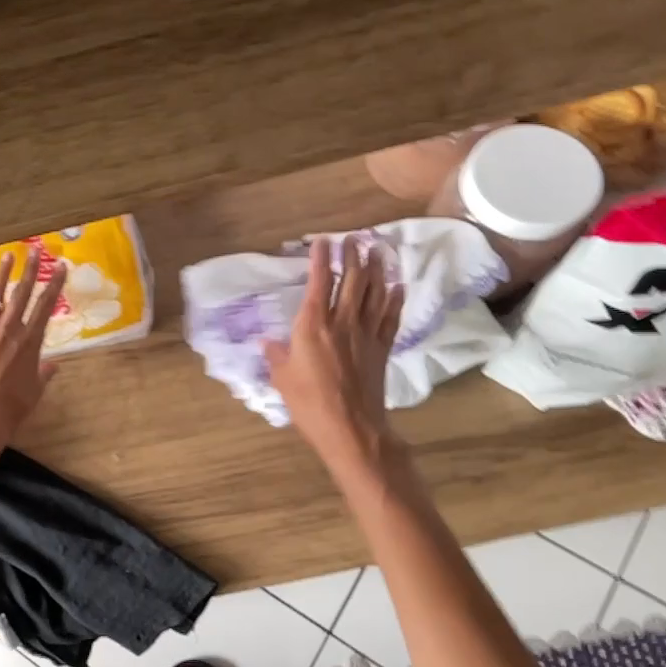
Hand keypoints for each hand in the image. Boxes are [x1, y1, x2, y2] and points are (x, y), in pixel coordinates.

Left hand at [0, 250, 66, 440]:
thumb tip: (53, 366)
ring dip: (3, 275)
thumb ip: (44, 374)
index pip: (46, 306)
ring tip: (9, 255)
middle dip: (31, 270)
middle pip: (22, 294)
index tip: (62, 267)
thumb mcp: (36, 390)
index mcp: (30, 341)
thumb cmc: (13, 406)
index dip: (55, 285)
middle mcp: (10, 330)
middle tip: (36, 251)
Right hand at [263, 237, 405, 470]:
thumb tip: (267, 342)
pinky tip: (398, 286)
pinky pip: (390, 317)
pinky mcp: (382, 349)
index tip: (322, 240)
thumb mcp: (282, 378)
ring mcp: (366, 334)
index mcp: (313, 325)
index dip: (322, 259)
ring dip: (376, 269)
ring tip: (377, 250)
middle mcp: (342, 322)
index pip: (319, 282)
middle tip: (355, 238)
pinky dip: (395, 299)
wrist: (351, 428)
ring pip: (374, 293)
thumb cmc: (309, 404)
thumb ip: (276, 355)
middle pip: (352, 280)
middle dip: (353, 256)